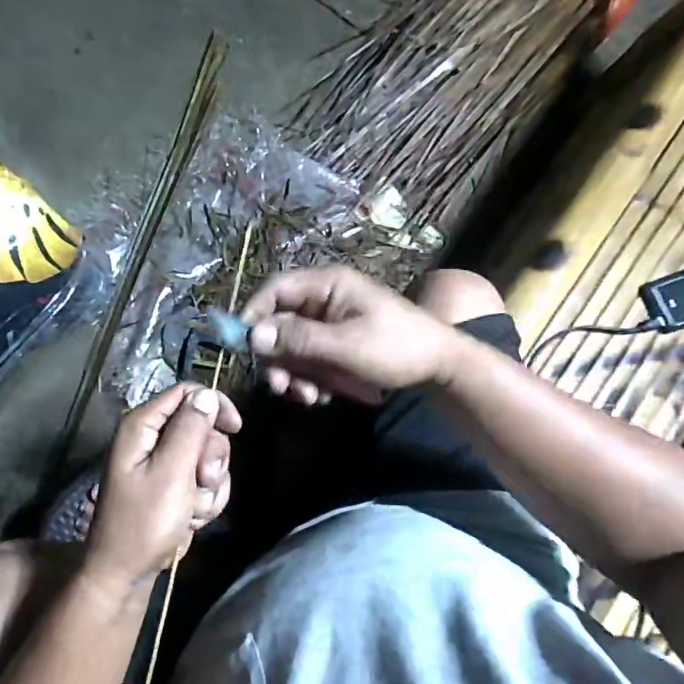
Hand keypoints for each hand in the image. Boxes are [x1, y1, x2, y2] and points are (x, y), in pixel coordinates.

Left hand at [82, 383, 241, 591]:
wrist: (127, 574)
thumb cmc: (144, 523)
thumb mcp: (171, 473)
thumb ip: (191, 430)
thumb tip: (208, 395)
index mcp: (142, 426)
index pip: (187, 393)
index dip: (214, 406)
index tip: (236, 428)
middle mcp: (152, 439)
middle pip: (202, 426)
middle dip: (211, 457)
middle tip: (203, 481)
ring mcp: (163, 465)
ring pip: (208, 456)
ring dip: (209, 485)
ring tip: (192, 508)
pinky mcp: (174, 487)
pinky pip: (204, 481)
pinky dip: (205, 500)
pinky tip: (192, 517)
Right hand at [239, 266, 462, 404]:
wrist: (440, 368)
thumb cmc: (396, 347)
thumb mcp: (345, 345)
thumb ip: (298, 339)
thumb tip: (252, 336)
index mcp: (328, 285)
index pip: (276, 289)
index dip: (254, 314)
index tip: (242, 346)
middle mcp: (325, 301)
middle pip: (280, 323)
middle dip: (277, 357)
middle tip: (279, 385)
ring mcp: (331, 325)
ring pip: (292, 347)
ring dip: (294, 374)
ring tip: (308, 398)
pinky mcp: (337, 347)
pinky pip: (310, 361)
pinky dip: (310, 380)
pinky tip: (323, 397)